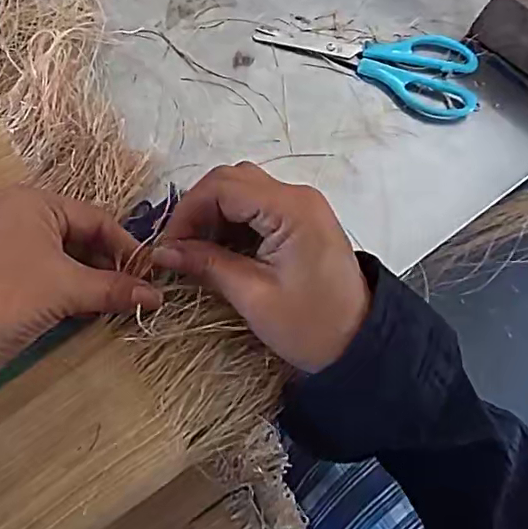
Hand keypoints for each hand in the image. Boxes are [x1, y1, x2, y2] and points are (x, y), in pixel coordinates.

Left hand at [0, 186, 163, 395]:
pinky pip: (34, 269)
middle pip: (75, 234)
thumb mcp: (65, 289)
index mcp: (32, 199)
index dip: (126, 249)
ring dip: (83, 280)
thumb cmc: (4, 298)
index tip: (152, 279)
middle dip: (104, 266)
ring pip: (55, 255)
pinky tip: (74, 312)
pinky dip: (58, 287)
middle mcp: (13, 210)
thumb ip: (113, 288)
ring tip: (106, 308)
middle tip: (130, 298)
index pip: (95, 218)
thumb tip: (157, 296)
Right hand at [150, 162, 368, 372]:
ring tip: (196, 248)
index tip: (170, 244)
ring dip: (211, 213)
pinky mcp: (299, 218)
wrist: (365, 348)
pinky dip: (228, 219)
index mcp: (291, 209)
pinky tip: (219, 248)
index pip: (222, 187)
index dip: (187, 211)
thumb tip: (162, 251)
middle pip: (229, 180)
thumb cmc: (312, 326)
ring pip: (238, 188)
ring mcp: (300, 205)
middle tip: (179, 246)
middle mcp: (296, 196)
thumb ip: (206, 264)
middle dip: (197, 209)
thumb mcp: (253, 296)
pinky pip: (253, 204)